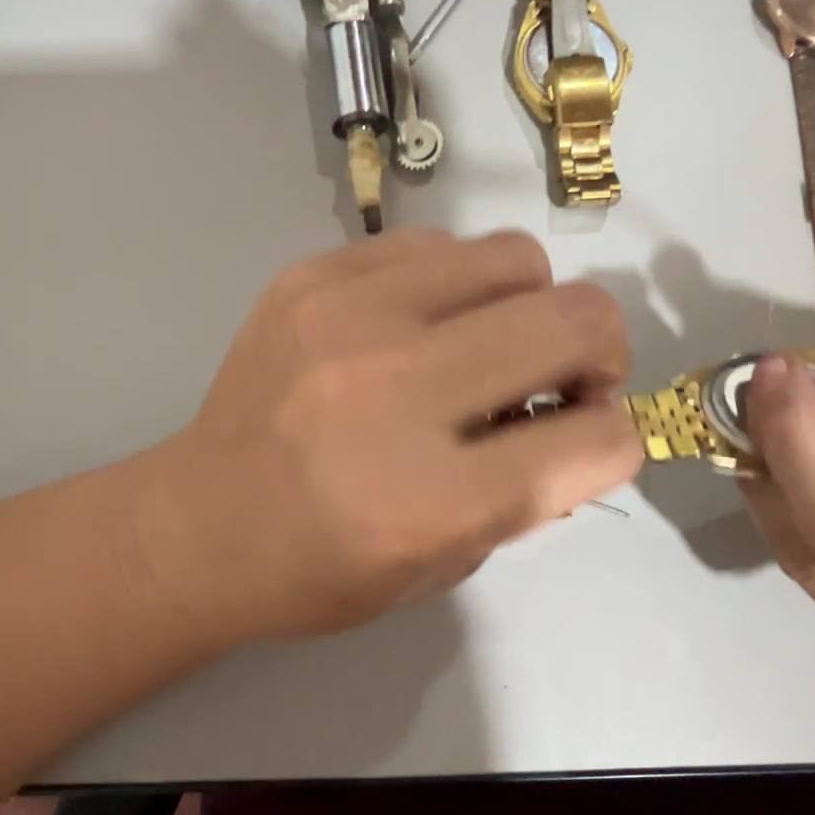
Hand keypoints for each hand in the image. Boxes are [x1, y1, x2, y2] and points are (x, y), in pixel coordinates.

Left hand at [128, 229, 641, 641]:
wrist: (198, 524)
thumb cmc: (322, 569)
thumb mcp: (442, 567)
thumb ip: (527, 495)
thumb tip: (581, 415)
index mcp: (433, 498)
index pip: (598, 441)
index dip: (616, 439)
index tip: (585, 434)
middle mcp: (397, 391)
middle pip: (576, 320)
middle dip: (600, 352)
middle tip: (563, 377)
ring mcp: (349, 318)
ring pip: (516, 258)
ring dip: (528, 305)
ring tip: (487, 344)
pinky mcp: (310, 277)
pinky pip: (437, 245)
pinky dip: (454, 286)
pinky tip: (419, 327)